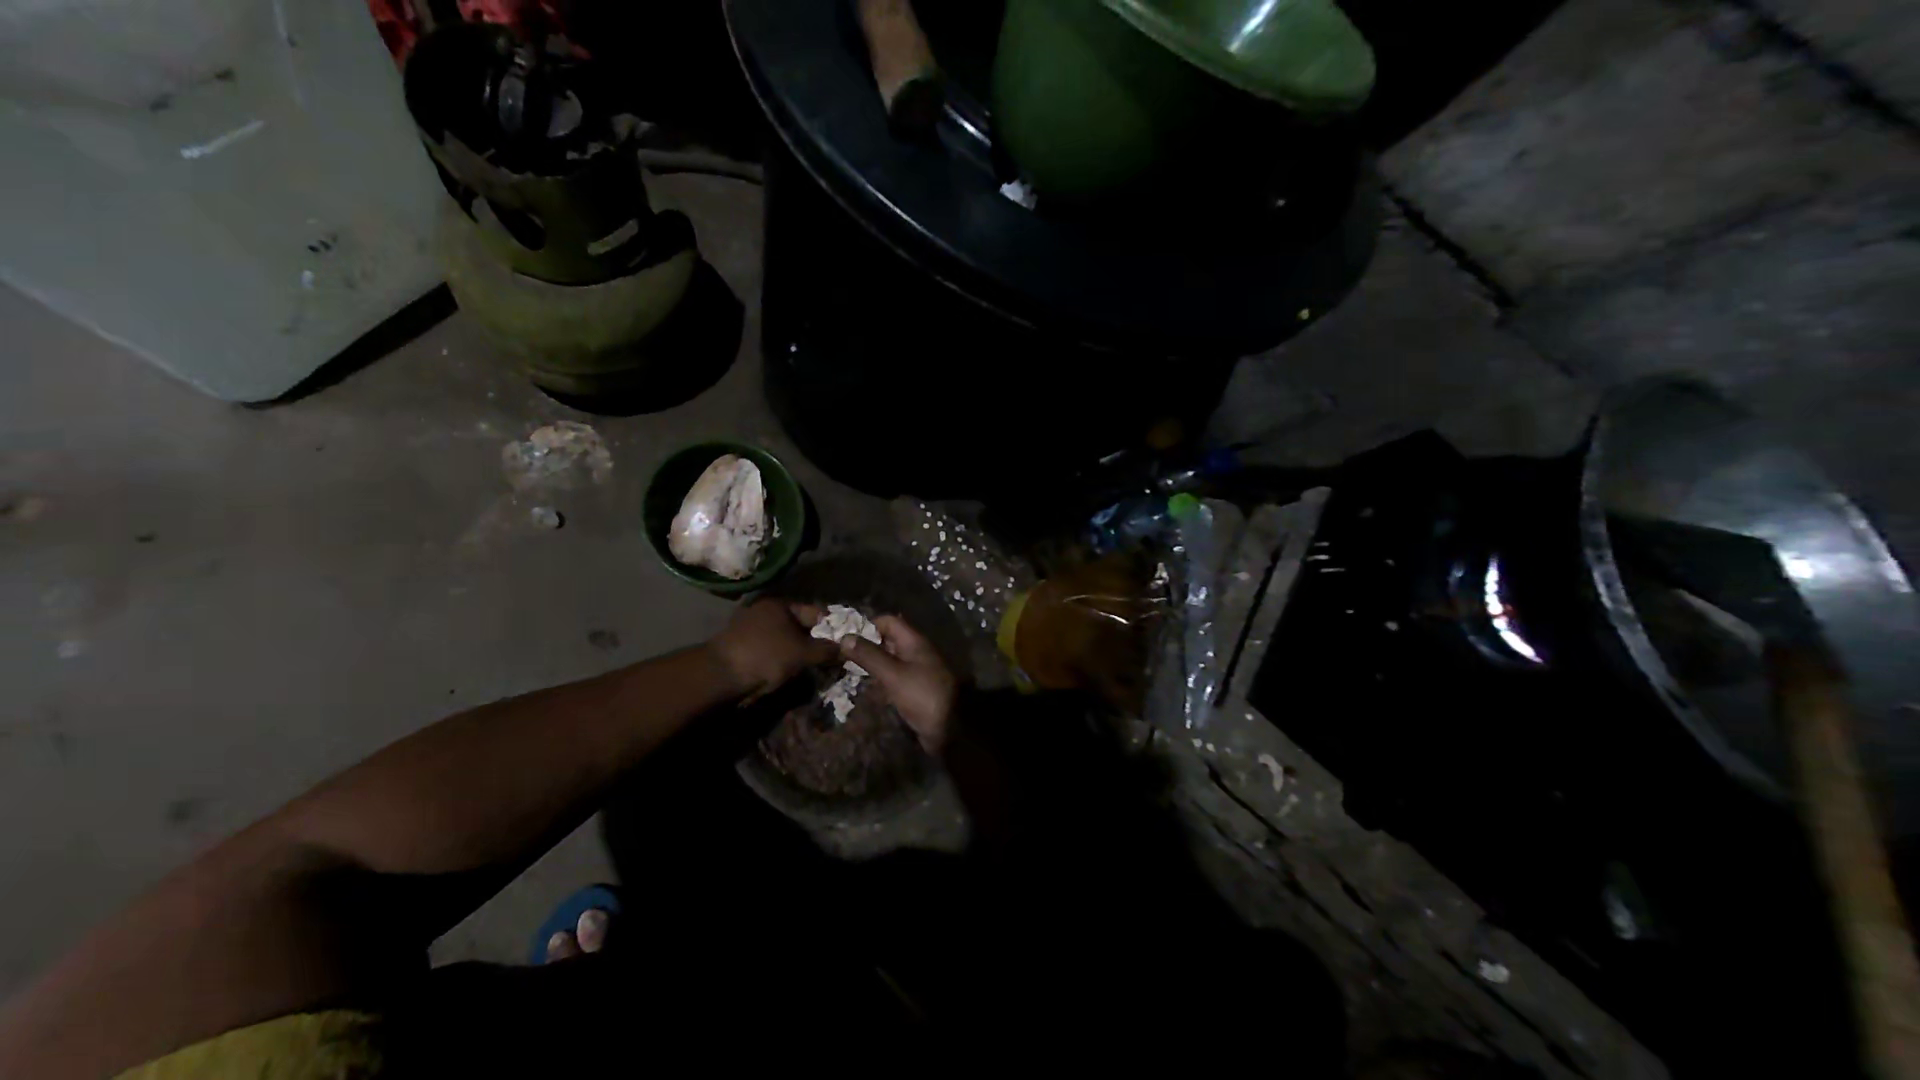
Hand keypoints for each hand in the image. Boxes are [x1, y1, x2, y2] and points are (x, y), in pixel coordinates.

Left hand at [708, 599, 836, 701]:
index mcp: (780, 604)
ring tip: (816, 668)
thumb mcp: (803, 654)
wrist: (720, 677)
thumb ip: (828, 650)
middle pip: (801, 626)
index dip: (833, 629)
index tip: (846, 644)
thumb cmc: (766, 657)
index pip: (816, 613)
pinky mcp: (743, 646)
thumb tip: (847, 649)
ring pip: (787, 639)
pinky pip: (773, 649)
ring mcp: (752, 628)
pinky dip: (784, 658)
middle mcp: (765, 611)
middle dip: (817, 642)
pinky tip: (793, 671)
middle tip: (833, 659)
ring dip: (801, 652)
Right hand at [839, 615, 957, 752]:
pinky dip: (880, 680)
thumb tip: (845, 637)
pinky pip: (894, 678)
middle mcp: (915, 652)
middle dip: (866, 646)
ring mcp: (916, 671)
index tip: (846, 637)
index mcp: (914, 641)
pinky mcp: (915, 689)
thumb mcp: (892, 674)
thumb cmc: (922, 694)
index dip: (867, 625)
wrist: (951, 727)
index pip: (888, 621)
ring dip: (871, 664)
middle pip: (887, 641)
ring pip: (889, 660)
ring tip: (847, 670)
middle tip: (841, 655)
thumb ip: (869, 655)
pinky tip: (865, 688)